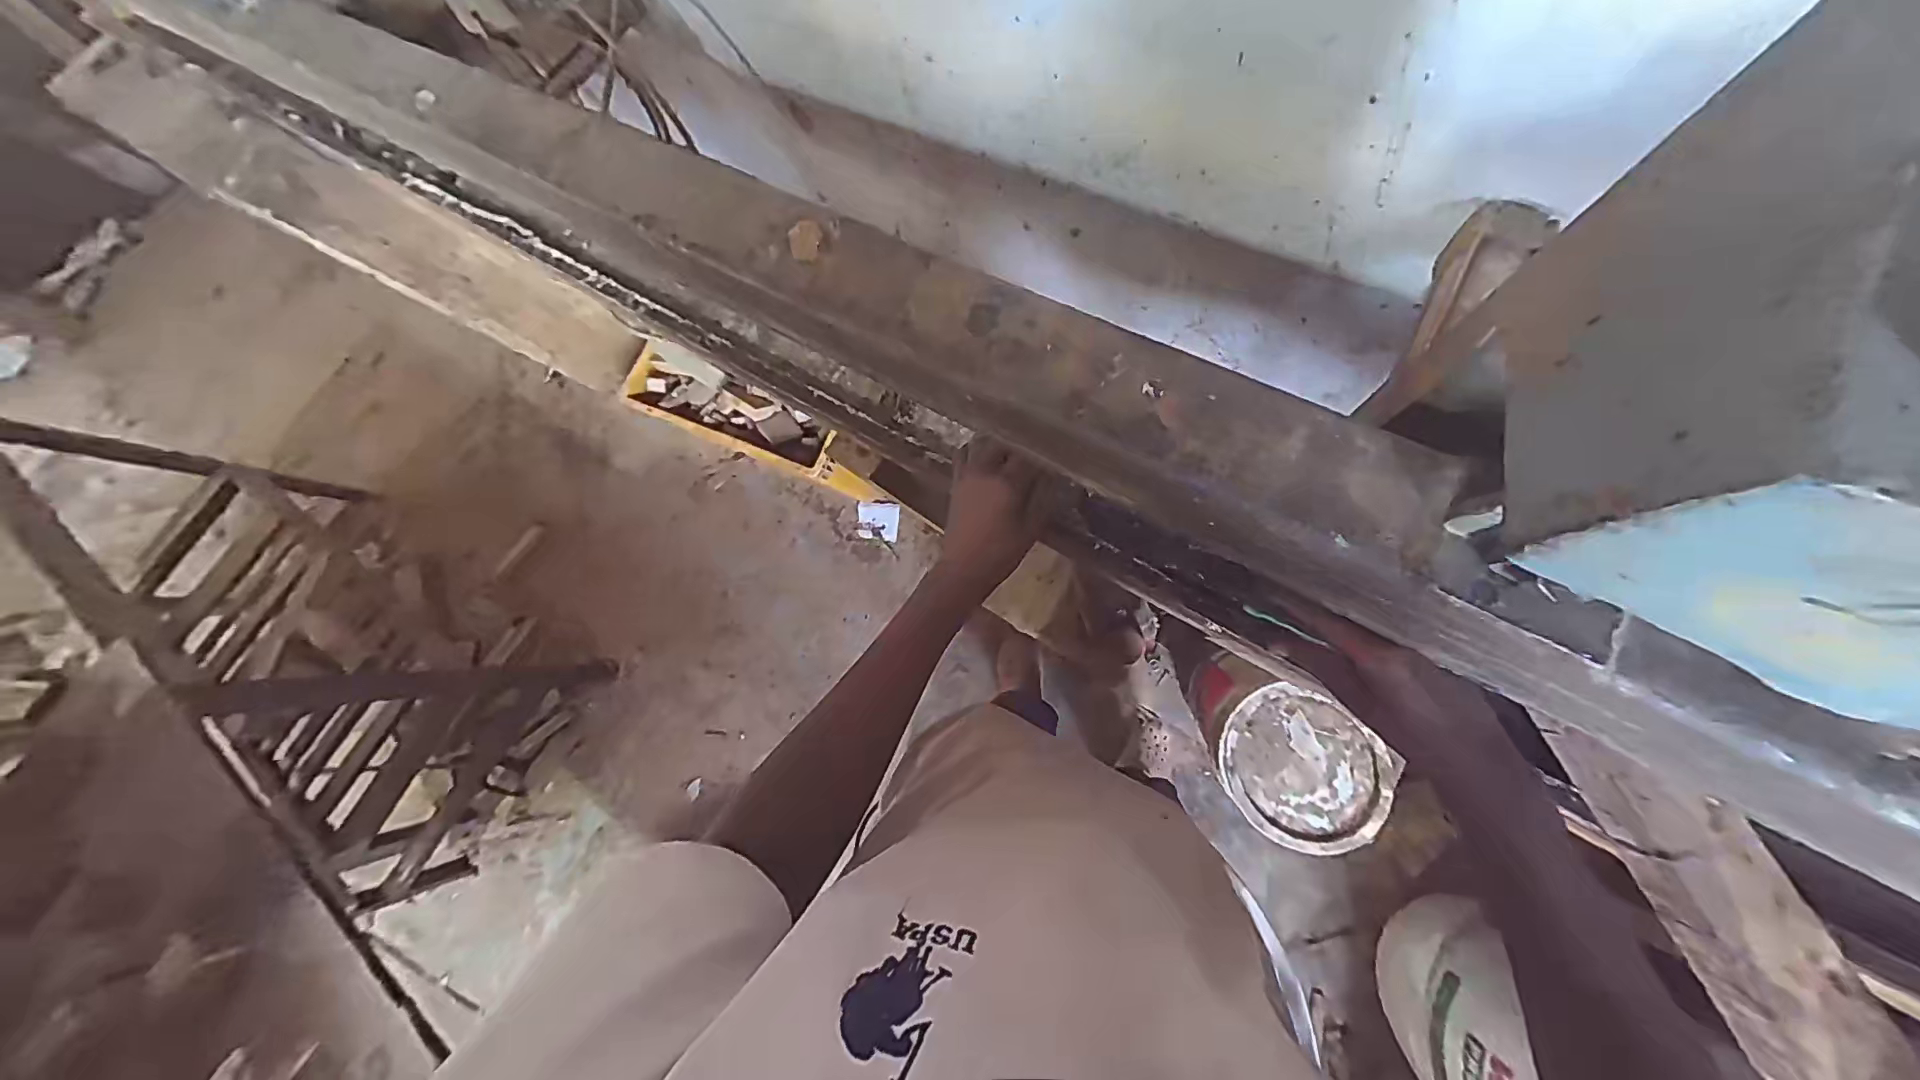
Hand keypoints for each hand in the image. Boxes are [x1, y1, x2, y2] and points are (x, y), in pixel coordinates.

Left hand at [930, 437, 1050, 600]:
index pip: (1029, 454)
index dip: (1043, 452)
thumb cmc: (1001, 552)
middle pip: (1003, 441)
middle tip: (1031, 454)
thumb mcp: (1031, 528)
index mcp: (1007, 482)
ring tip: (1008, 454)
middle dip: (1018, 445)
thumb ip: (1043, 497)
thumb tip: (1052, 476)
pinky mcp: (955, 482)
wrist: (963, 568)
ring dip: (995, 444)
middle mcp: (985, 470)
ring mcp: (966, 474)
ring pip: (980, 443)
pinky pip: (963, 456)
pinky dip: (974, 452)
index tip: (1055, 452)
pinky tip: (986, 462)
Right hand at [1269, 592, 1512, 768]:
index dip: (1298, 607)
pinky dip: (1359, 621)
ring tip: (1307, 608)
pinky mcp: (1427, 640)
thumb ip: (1321, 667)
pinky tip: (1346, 623)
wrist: (1474, 753)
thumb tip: (1279, 642)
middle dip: (1314, 604)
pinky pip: (1384, 622)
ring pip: (1366, 615)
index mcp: (1377, 655)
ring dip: (1336, 611)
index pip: (1328, 621)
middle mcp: (1398, 637)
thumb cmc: (1412, 737)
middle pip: (1347, 611)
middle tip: (1283, 599)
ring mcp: (1416, 636)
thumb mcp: (1358, 704)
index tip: (1272, 596)